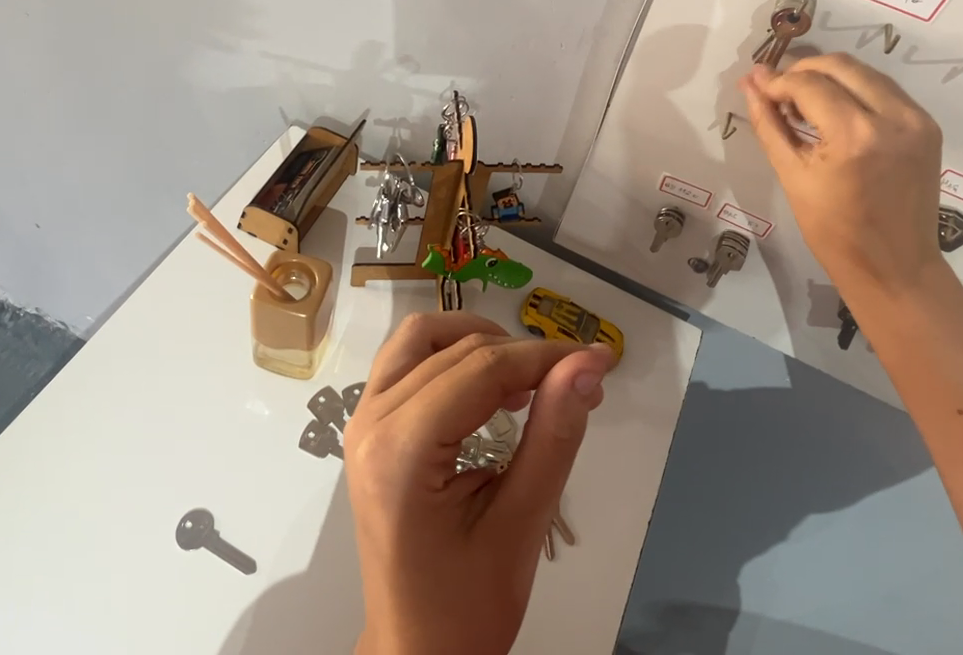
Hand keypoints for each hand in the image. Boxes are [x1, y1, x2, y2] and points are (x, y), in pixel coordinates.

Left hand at [346, 312, 614, 654]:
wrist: (416, 647)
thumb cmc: (467, 602)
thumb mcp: (521, 524)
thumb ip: (553, 437)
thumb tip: (586, 366)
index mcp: (399, 450)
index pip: (481, 370)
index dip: (546, 357)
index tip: (601, 360)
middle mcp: (370, 421)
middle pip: (455, 350)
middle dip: (522, 354)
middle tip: (576, 381)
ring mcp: (362, 420)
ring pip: (421, 338)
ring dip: (478, 342)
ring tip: (529, 379)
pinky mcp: (369, 426)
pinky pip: (407, 361)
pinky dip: (451, 355)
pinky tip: (490, 387)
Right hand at [740, 53, 944, 293]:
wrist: (894, 265)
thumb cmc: (833, 230)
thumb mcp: (791, 175)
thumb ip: (769, 124)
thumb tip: (750, 83)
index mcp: (855, 136)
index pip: (808, 84)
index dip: (776, 82)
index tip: (756, 87)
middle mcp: (893, 117)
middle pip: (839, 66)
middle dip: (802, 70)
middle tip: (777, 90)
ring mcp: (916, 119)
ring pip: (864, 72)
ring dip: (829, 77)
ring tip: (803, 102)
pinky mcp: (927, 126)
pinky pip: (884, 90)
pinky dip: (855, 90)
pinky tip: (834, 112)